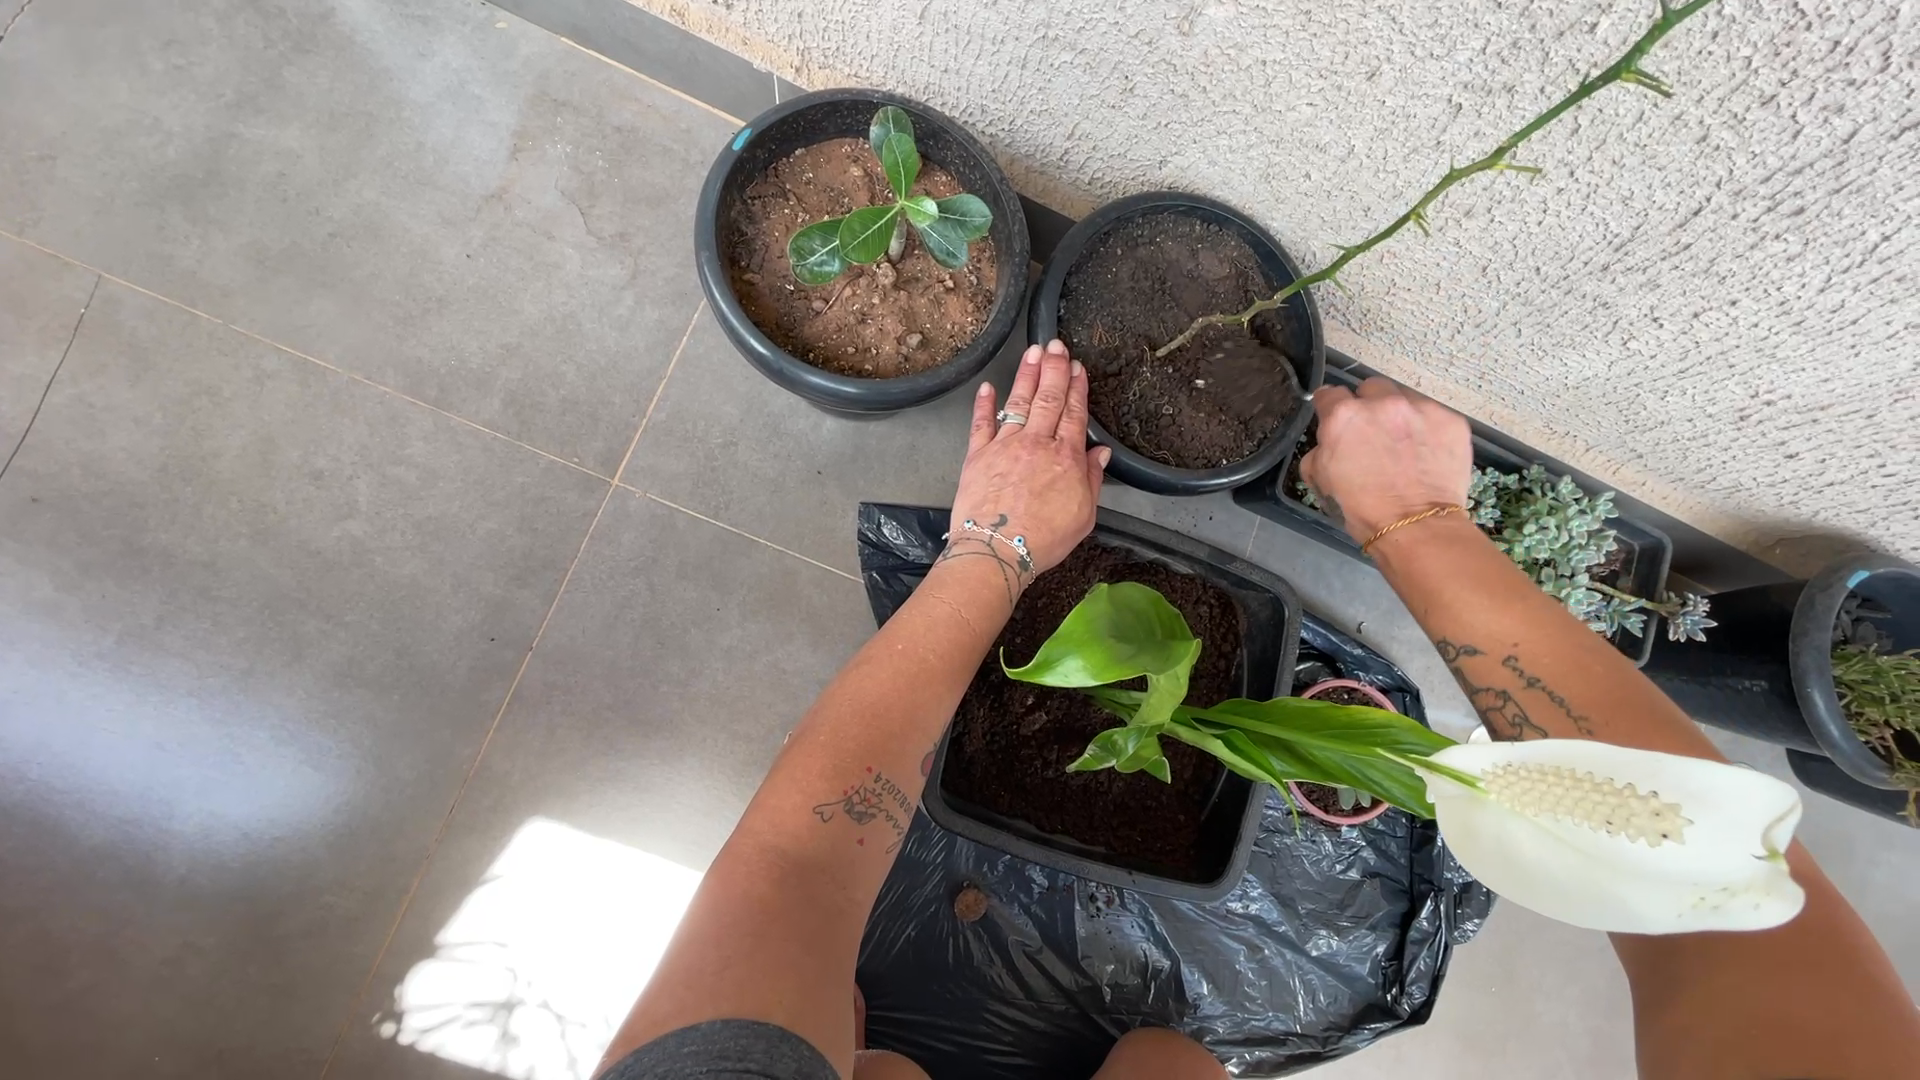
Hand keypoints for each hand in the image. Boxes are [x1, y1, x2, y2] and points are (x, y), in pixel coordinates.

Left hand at [944, 340, 1108, 598]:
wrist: (998, 549)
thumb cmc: (1043, 539)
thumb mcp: (1084, 515)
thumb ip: (1092, 480)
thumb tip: (1100, 454)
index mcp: (1065, 458)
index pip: (1074, 414)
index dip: (1076, 388)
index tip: (1078, 368)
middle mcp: (1036, 444)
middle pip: (1048, 399)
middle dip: (1053, 369)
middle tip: (1056, 345)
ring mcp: (1005, 447)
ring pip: (1018, 403)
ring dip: (1026, 376)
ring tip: (1033, 352)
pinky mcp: (977, 456)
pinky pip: (981, 424)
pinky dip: (984, 404)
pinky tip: (988, 387)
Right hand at [1298, 376, 1470, 542]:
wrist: (1415, 525)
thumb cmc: (1360, 507)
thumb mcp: (1320, 478)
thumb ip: (1320, 449)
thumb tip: (1329, 443)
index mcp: (1344, 416)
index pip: (1329, 394)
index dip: (1329, 406)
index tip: (1334, 416)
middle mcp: (1382, 404)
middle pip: (1370, 388)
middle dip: (1368, 405)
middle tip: (1370, 431)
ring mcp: (1421, 409)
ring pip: (1404, 399)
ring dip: (1399, 415)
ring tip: (1402, 444)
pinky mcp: (1451, 421)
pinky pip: (1433, 416)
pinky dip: (1426, 429)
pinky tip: (1424, 453)